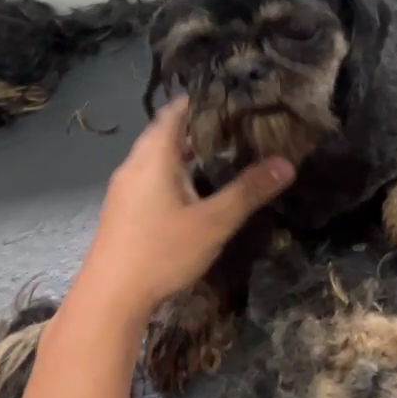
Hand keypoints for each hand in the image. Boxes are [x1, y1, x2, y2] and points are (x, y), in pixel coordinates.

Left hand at [80, 99, 294, 314]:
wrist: (109, 300)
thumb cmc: (160, 252)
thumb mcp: (213, 222)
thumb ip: (249, 191)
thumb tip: (287, 163)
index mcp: (153, 157)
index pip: (175, 111)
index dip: (202, 100)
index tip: (232, 97)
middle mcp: (135, 165)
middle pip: (167, 133)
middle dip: (200, 126)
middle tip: (238, 125)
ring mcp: (125, 190)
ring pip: (158, 157)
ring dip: (187, 152)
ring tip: (224, 153)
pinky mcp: (124, 211)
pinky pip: (152, 177)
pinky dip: (175, 172)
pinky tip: (197, 189)